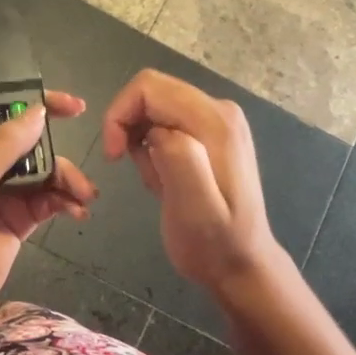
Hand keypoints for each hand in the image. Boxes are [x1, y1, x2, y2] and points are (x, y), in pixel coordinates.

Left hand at [0, 89, 95, 332]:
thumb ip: (4, 144)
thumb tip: (37, 111)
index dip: (3, 87)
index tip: (39, 85)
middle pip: (14, 131)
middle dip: (46, 130)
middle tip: (81, 119)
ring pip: (36, 167)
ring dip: (63, 174)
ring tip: (83, 194)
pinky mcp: (14, 222)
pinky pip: (45, 201)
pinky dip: (63, 202)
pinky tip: (78, 211)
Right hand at [101, 69, 279, 293]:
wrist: (241, 267)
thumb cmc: (214, 244)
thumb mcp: (196, 209)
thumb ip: (180, 161)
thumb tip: (158, 131)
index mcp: (215, 121)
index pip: (149, 87)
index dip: (119, 116)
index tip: (114, 157)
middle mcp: (219, 110)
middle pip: (151, 93)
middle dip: (129, 130)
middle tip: (138, 174)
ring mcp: (217, 121)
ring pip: (155, 109)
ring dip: (140, 143)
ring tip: (157, 183)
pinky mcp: (210, 135)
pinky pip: (165, 124)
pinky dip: (152, 149)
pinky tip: (164, 181)